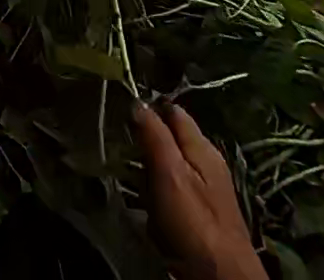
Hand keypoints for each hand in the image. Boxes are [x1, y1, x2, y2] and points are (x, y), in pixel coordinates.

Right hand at [136, 103, 268, 279]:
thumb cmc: (194, 223)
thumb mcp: (169, 173)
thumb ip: (155, 135)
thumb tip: (137, 101)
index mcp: (202, 146)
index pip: (173, 110)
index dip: (148, 106)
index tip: (120, 110)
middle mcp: (207, 161)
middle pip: (172, 135)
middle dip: (145, 134)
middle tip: (116, 140)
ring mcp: (206, 187)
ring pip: (171, 160)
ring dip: (148, 161)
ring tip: (122, 164)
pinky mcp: (201, 211)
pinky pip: (173, 185)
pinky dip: (156, 184)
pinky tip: (142, 195)